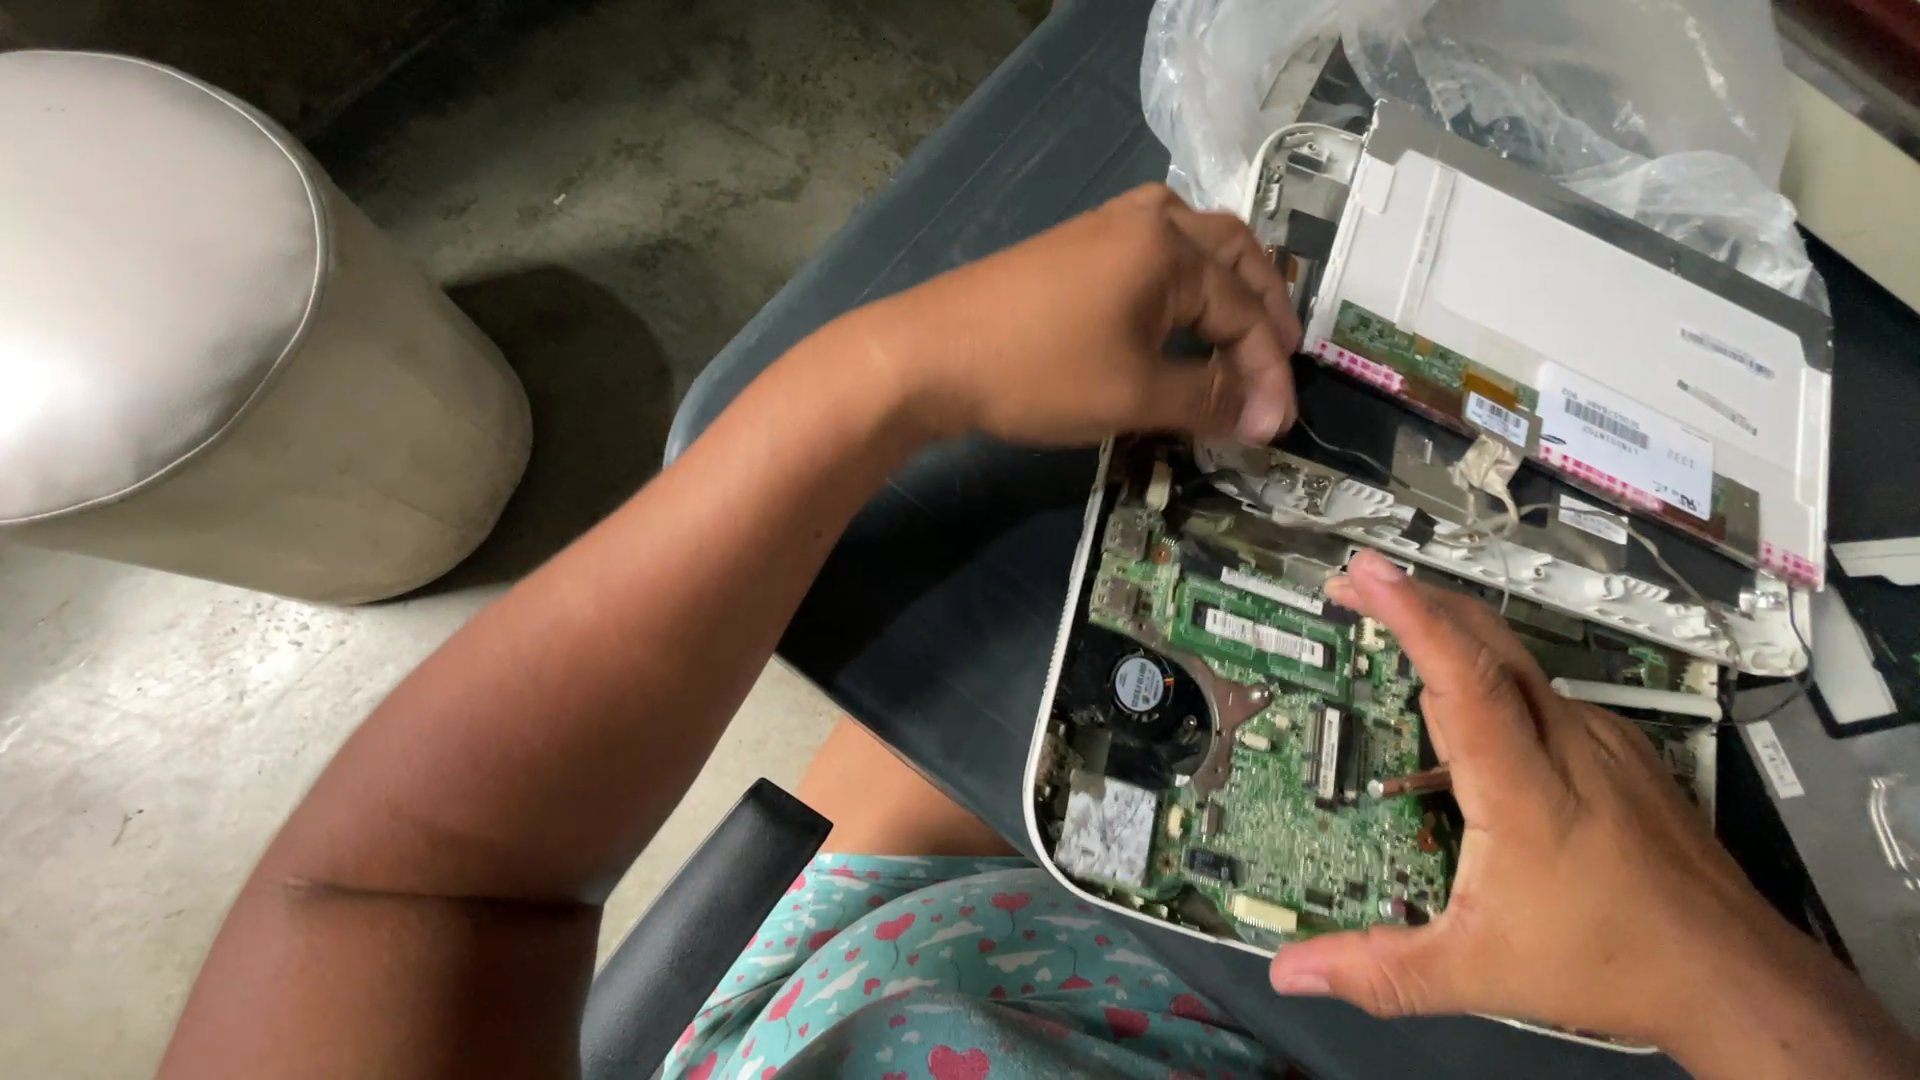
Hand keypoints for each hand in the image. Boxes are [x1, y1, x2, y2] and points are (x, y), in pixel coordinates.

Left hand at [859, 183, 1299, 445]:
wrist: (927, 357)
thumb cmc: (1037, 374)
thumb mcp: (1132, 393)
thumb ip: (1205, 401)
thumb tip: (1266, 416)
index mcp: (1169, 247)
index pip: (1242, 310)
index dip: (1266, 372)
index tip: (1278, 424)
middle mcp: (1144, 221)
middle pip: (1231, 256)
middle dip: (1262, 309)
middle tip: (1280, 358)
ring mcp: (1101, 228)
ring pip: (1191, 246)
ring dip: (1225, 286)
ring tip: (1239, 329)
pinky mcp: (1071, 249)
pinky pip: (1150, 255)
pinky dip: (1181, 285)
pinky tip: (1174, 311)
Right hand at [1271, 552, 1917, 1076]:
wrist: (1744, 982)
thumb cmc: (1607, 965)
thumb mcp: (1478, 973)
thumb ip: (1379, 972)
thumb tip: (1289, 972)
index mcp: (1525, 788)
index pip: (1466, 679)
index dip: (1414, 619)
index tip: (1369, 575)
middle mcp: (1565, 744)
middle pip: (1486, 641)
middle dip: (1414, 597)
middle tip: (1352, 578)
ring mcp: (1598, 738)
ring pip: (1512, 656)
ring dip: (1444, 624)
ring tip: (1387, 612)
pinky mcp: (1614, 746)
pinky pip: (1536, 685)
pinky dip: (1480, 663)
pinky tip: (1455, 687)